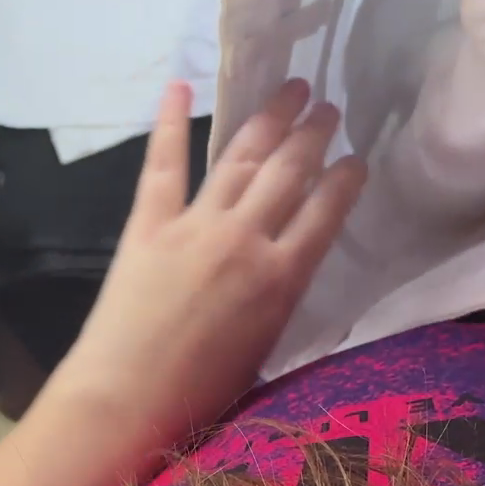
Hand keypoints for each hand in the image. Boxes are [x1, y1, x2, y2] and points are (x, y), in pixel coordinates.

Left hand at [39, 79, 367, 444]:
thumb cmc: (201, 395)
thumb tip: (286, 267)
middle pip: (289, 172)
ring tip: (292, 89)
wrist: (128, 400)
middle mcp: (246, 239)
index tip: (356, 157)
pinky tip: (180, 85)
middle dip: (313, 134)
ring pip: (241, 158)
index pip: (326, 212)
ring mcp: (196, 225)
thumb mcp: (264, 351)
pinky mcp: (149, 224)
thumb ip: (280, 301)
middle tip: (328, 108)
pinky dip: (170, 122)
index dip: (345, 179)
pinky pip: (164, 163)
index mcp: (283, 279)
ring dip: (269, 120)